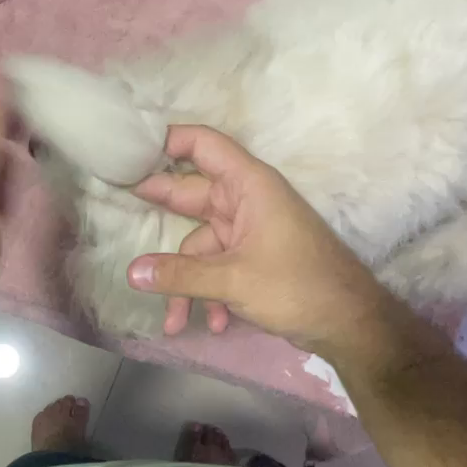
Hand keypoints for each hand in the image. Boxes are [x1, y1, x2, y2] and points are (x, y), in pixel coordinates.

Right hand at [127, 125, 434, 370]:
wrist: (347, 323)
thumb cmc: (296, 286)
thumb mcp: (233, 280)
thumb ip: (179, 275)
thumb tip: (132, 273)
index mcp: (249, 186)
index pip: (203, 146)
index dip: (168, 142)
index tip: (131, 150)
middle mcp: (247, 202)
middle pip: (192, 197)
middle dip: (161, 216)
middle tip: (119, 211)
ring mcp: (250, 232)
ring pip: (200, 247)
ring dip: (187, 284)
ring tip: (175, 322)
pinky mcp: (252, 261)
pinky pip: (216, 269)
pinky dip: (210, 295)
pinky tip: (214, 324)